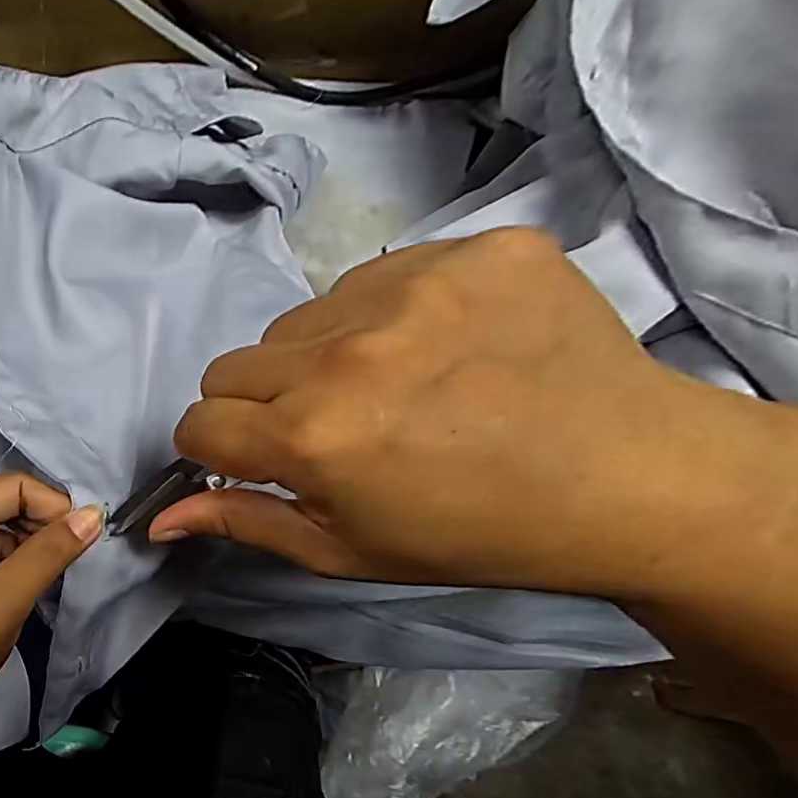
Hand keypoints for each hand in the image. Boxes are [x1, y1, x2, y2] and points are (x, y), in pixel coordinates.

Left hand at [0, 472, 103, 721]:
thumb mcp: (4, 598)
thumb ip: (50, 553)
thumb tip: (93, 515)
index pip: (12, 486)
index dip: (53, 505)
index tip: (86, 535)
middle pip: (11, 502)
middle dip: (47, 525)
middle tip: (75, 557)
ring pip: (11, 527)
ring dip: (38, 546)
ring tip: (56, 575)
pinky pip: (3, 549)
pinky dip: (26, 562)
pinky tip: (37, 584)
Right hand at [149, 227, 797, 600]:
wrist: (639, 479)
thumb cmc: (471, 531)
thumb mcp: (343, 547)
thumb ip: (242, 520)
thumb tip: (157, 518)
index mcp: (314, 436)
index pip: (197, 421)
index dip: (217, 447)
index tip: (257, 458)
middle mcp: (347, 353)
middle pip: (232, 366)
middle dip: (258, 403)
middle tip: (326, 427)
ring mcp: (413, 290)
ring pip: (294, 321)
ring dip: (316, 356)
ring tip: (388, 385)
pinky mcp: (472, 249)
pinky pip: (369, 277)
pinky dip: (381, 314)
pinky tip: (436, 346)